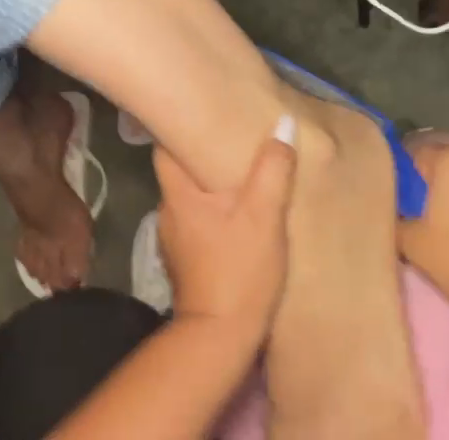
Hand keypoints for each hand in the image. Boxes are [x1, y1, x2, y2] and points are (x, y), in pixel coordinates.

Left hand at [154, 116, 297, 340]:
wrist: (220, 340)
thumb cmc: (238, 270)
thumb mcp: (264, 215)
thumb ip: (273, 168)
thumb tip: (284, 122)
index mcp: (178, 193)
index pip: (164, 146)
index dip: (178, 124)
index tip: (199, 108)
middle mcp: (168, 211)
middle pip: (180, 169)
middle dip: (203, 152)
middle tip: (233, 134)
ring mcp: (174, 239)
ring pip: (191, 196)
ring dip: (212, 184)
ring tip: (242, 169)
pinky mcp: (187, 261)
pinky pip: (199, 220)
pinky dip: (215, 210)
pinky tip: (239, 210)